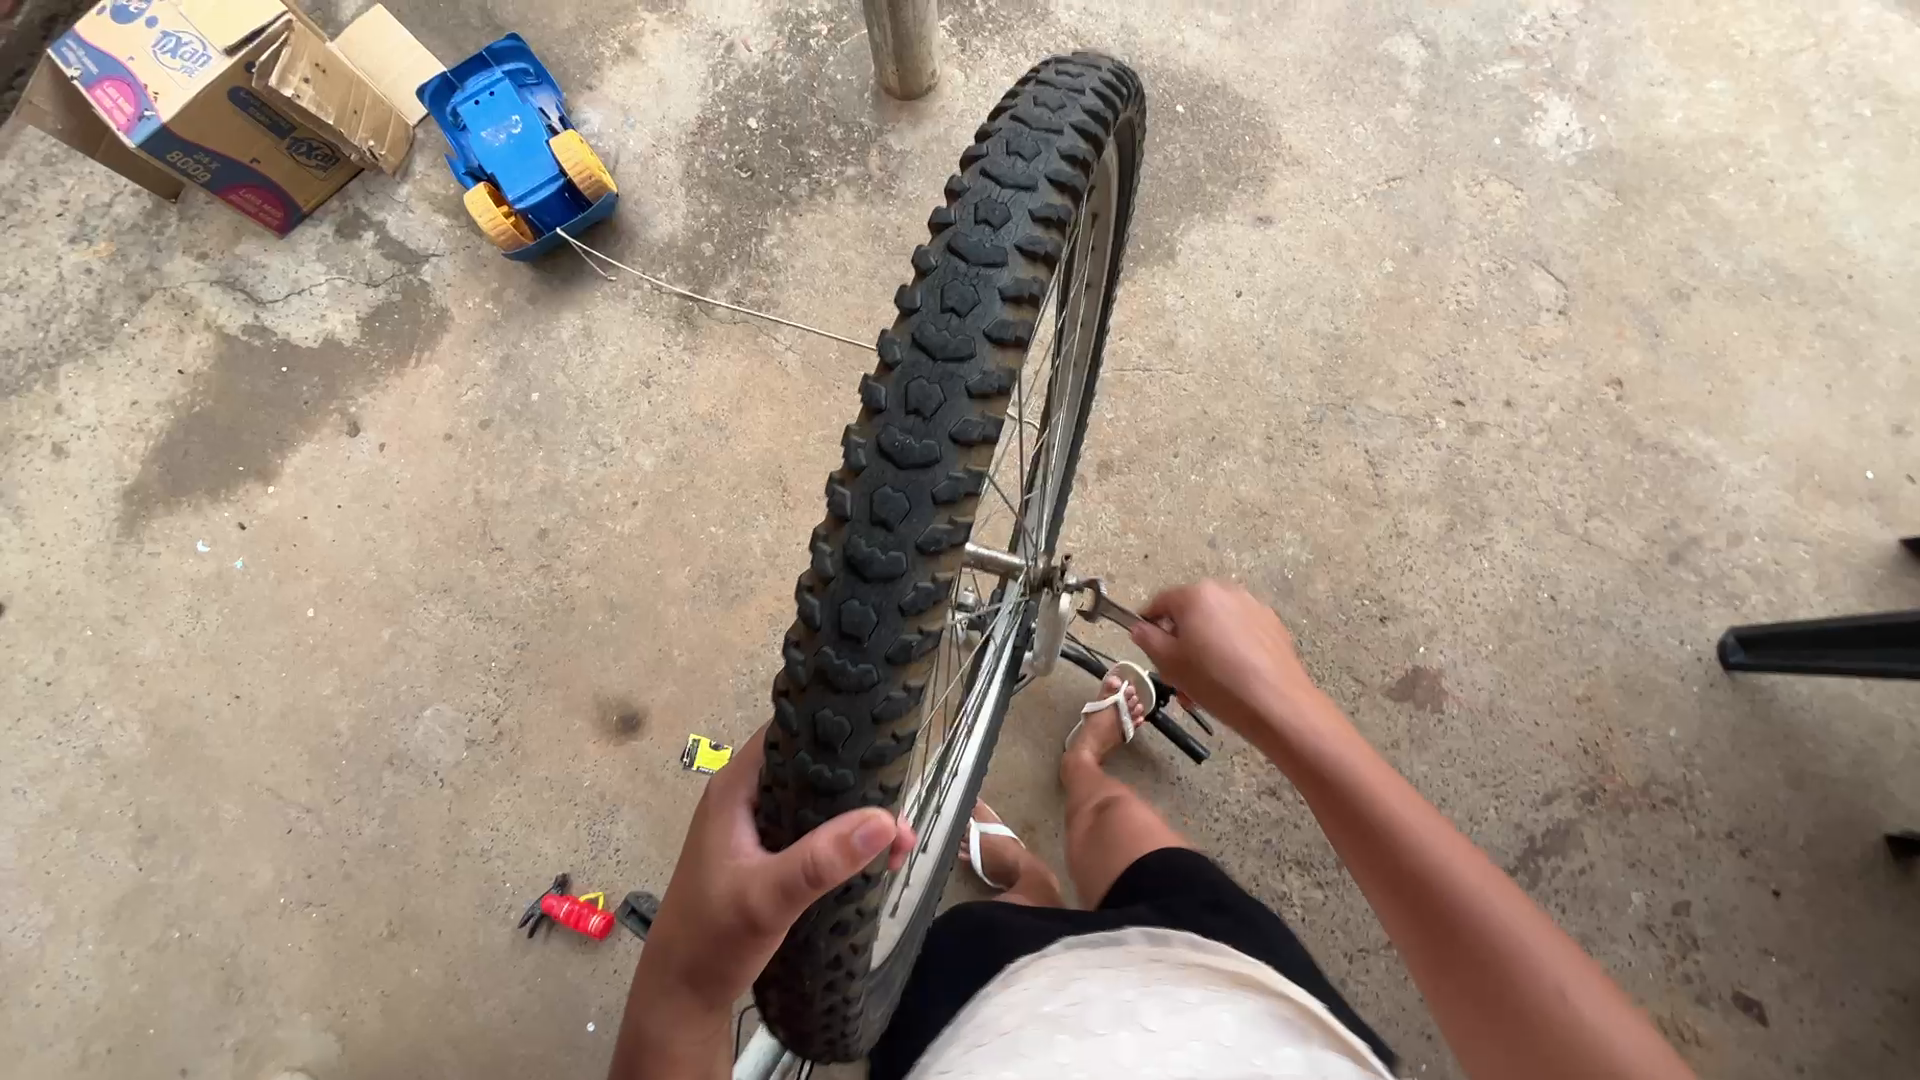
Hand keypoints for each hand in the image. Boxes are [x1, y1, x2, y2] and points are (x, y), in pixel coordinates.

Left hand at [612, 727, 912, 1076]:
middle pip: (809, 765)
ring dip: (856, 814)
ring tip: (899, 836)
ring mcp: (756, 826)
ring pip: (816, 800)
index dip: (830, 726)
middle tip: (901, 794)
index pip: (787, 731)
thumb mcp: (767, 898)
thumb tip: (885, 819)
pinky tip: (875, 856)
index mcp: (736, 788)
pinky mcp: (767, 853)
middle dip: (857, 778)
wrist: (680, 1000)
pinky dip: (844, 837)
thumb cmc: (710, 941)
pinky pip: (814, 829)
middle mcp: (747, 796)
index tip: (878, 733)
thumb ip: (822, 860)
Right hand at [1129, 580, 1322, 740]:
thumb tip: (1140, 628)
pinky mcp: (1272, 626)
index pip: (1159, 602)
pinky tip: (1231, 677)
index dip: (1148, 624)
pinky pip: (1238, 633)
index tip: (1148, 647)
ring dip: (1203, 648)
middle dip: (1179, 641)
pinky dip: (1229, 649)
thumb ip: (1147, 639)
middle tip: (1177, 673)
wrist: (1275, 703)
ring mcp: (1252, 607)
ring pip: (1215, 625)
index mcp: (1196, 595)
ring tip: (1204, 683)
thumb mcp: (1168, 663)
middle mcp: (1225, 592)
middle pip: (1189, 613)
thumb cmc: (1214, 680)